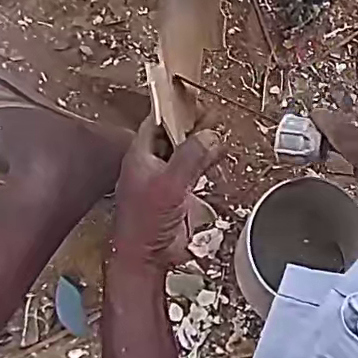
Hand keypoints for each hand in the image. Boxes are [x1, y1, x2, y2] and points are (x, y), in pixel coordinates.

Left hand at [112, 121, 223, 269]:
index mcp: (139, 156)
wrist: (146, 259)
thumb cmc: (147, 222)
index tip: (191, 99)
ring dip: (200, 145)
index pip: (154, 122)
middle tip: (212, 115)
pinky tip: (217, 159)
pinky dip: (205, 163)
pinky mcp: (176, 195)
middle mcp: (150, 164)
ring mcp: (163, 179)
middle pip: (171, 136)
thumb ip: (190, 157)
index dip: (171, 109)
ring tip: (218, 134)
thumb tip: (210, 135)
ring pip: (183, 153)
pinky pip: (192, 171)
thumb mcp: (170, 184)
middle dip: (191, 126)